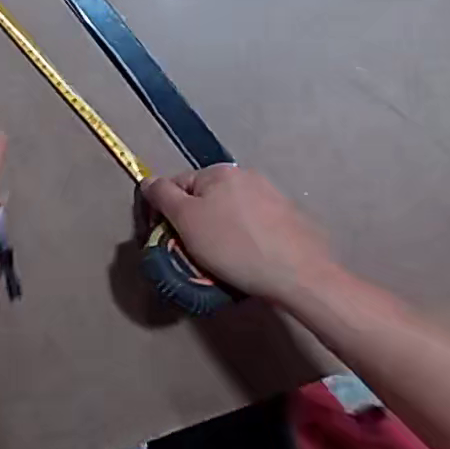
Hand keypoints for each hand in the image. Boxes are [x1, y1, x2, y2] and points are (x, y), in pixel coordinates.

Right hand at [139, 165, 341, 304]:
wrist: (302, 276)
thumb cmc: (235, 247)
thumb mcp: (185, 219)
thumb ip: (161, 194)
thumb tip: (148, 181)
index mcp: (217, 171)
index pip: (174, 185)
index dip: (163, 212)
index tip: (165, 239)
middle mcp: (245, 176)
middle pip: (202, 198)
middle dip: (193, 223)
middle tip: (193, 252)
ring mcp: (271, 196)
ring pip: (228, 213)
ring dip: (218, 231)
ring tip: (221, 261)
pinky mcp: (290, 219)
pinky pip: (252, 226)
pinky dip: (243, 240)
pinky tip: (247, 260)